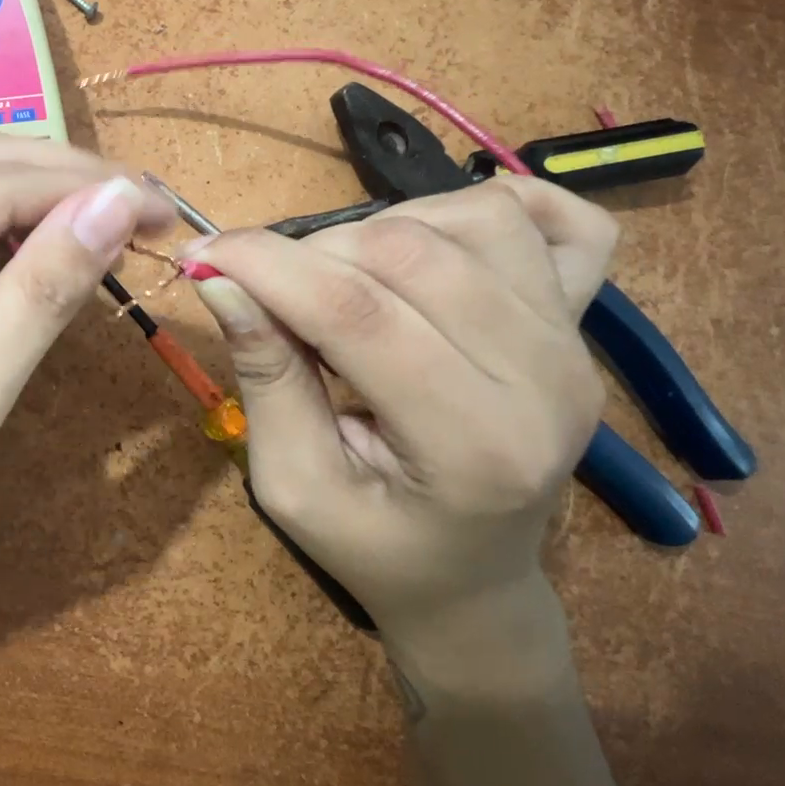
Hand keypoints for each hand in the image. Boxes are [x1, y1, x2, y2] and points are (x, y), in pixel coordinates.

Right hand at [185, 177, 617, 639]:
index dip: (267, 266)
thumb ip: (265, 378)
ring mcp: (574, 344)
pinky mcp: (583, 322)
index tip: (201, 253)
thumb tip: (220, 279)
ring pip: (474, 219)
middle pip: (411, 254)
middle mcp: (543, 382)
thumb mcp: (293, 485)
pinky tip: (435, 237)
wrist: (473, 578)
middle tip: (265, 287)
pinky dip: (484, 207)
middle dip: (310, 251)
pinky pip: (556, 218)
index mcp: (471, 447)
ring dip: (382, 228)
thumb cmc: (374, 545)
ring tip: (341, 276)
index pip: (357, 313)